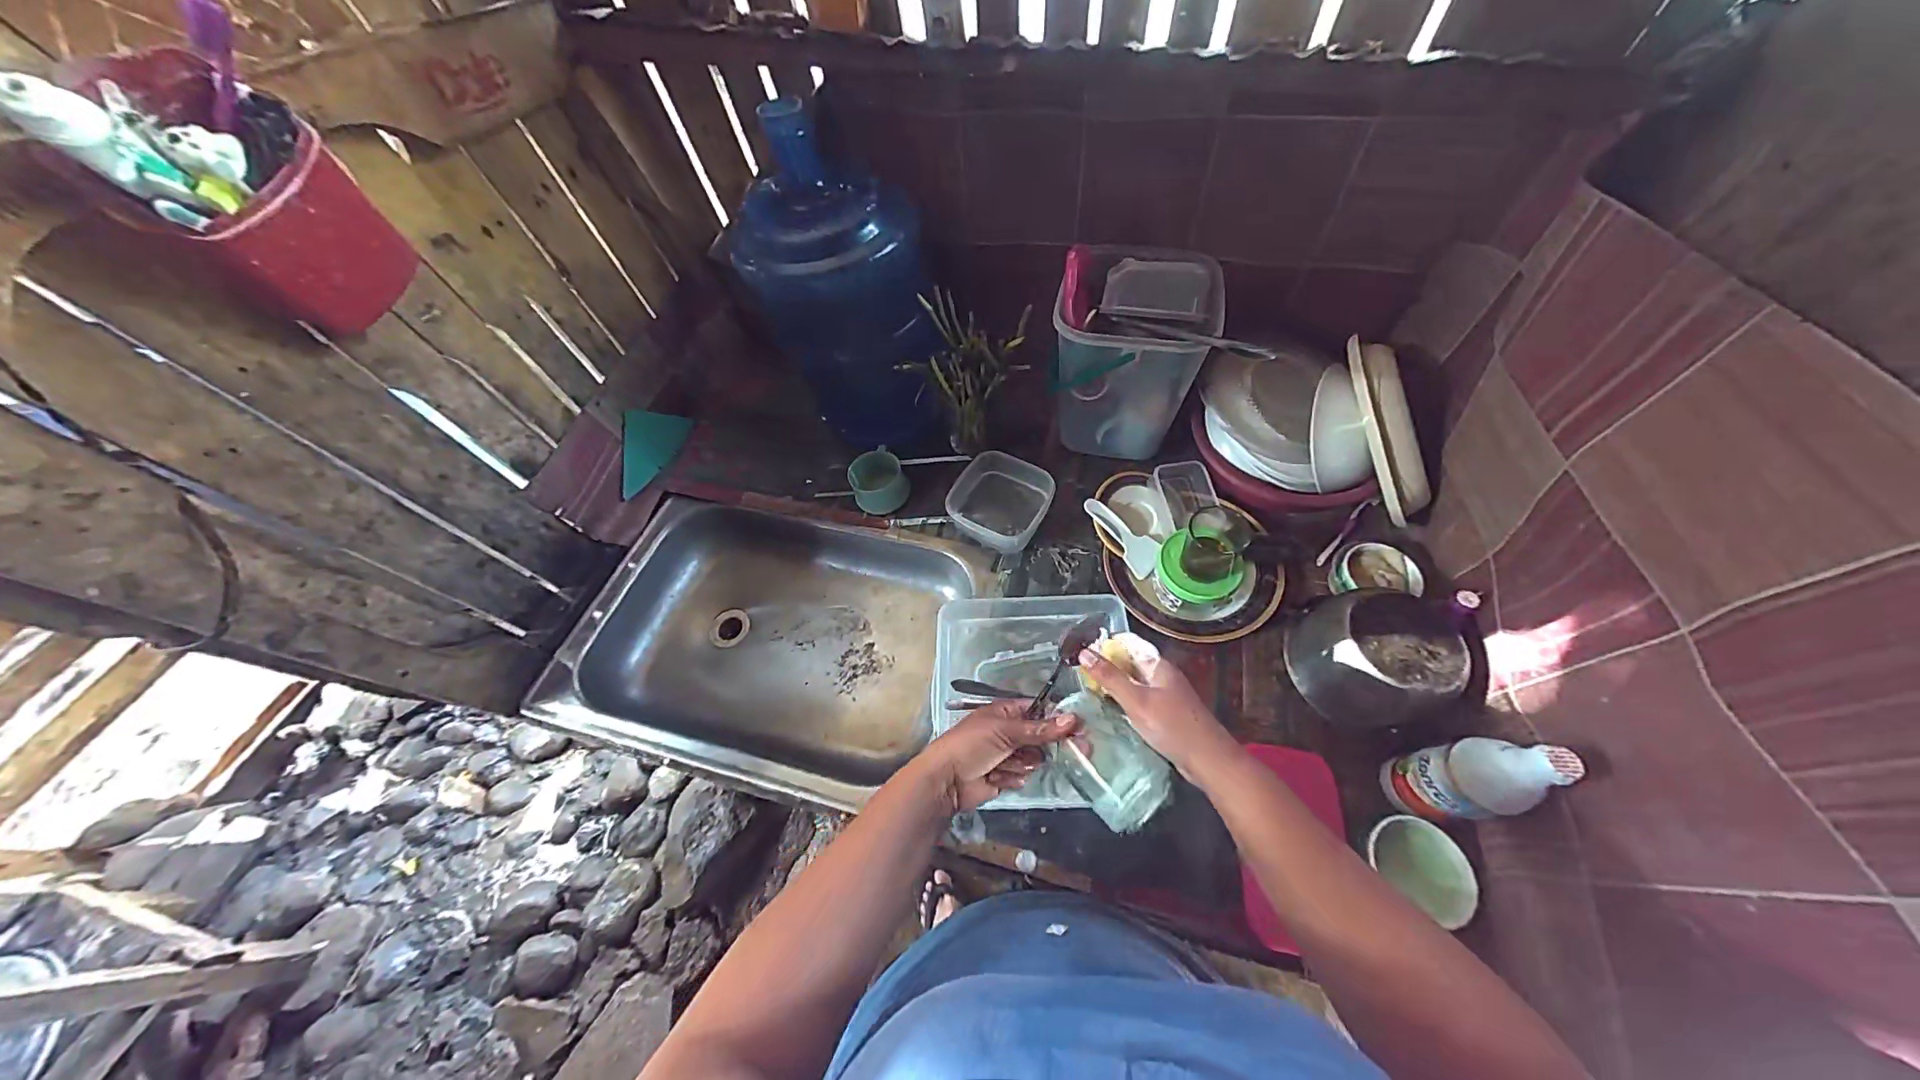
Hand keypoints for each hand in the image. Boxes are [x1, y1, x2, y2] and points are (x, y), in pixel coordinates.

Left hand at [906, 701, 1078, 813]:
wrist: (946, 780)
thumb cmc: (971, 745)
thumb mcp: (1005, 731)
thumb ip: (1040, 728)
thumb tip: (1073, 719)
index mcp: (1007, 712)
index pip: (1040, 711)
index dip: (1059, 719)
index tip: (1080, 728)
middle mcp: (1010, 731)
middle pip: (1042, 737)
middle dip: (1048, 745)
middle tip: (1078, 750)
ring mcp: (1008, 754)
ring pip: (1034, 758)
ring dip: (1022, 763)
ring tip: (1004, 764)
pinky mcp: (1006, 776)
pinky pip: (1022, 775)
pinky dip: (1012, 777)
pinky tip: (997, 777)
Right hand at [1078, 647, 1243, 782]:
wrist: (1207, 760)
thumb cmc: (1172, 726)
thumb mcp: (1136, 700)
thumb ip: (1110, 677)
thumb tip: (1084, 652)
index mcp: (1157, 665)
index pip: (1126, 644)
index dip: (1104, 646)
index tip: (1080, 656)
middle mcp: (1162, 675)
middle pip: (1129, 663)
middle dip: (1106, 667)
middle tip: (1078, 676)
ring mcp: (1165, 695)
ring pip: (1133, 683)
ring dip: (1113, 686)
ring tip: (1088, 693)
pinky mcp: (1166, 713)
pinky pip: (1139, 700)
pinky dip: (1124, 702)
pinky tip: (1110, 711)